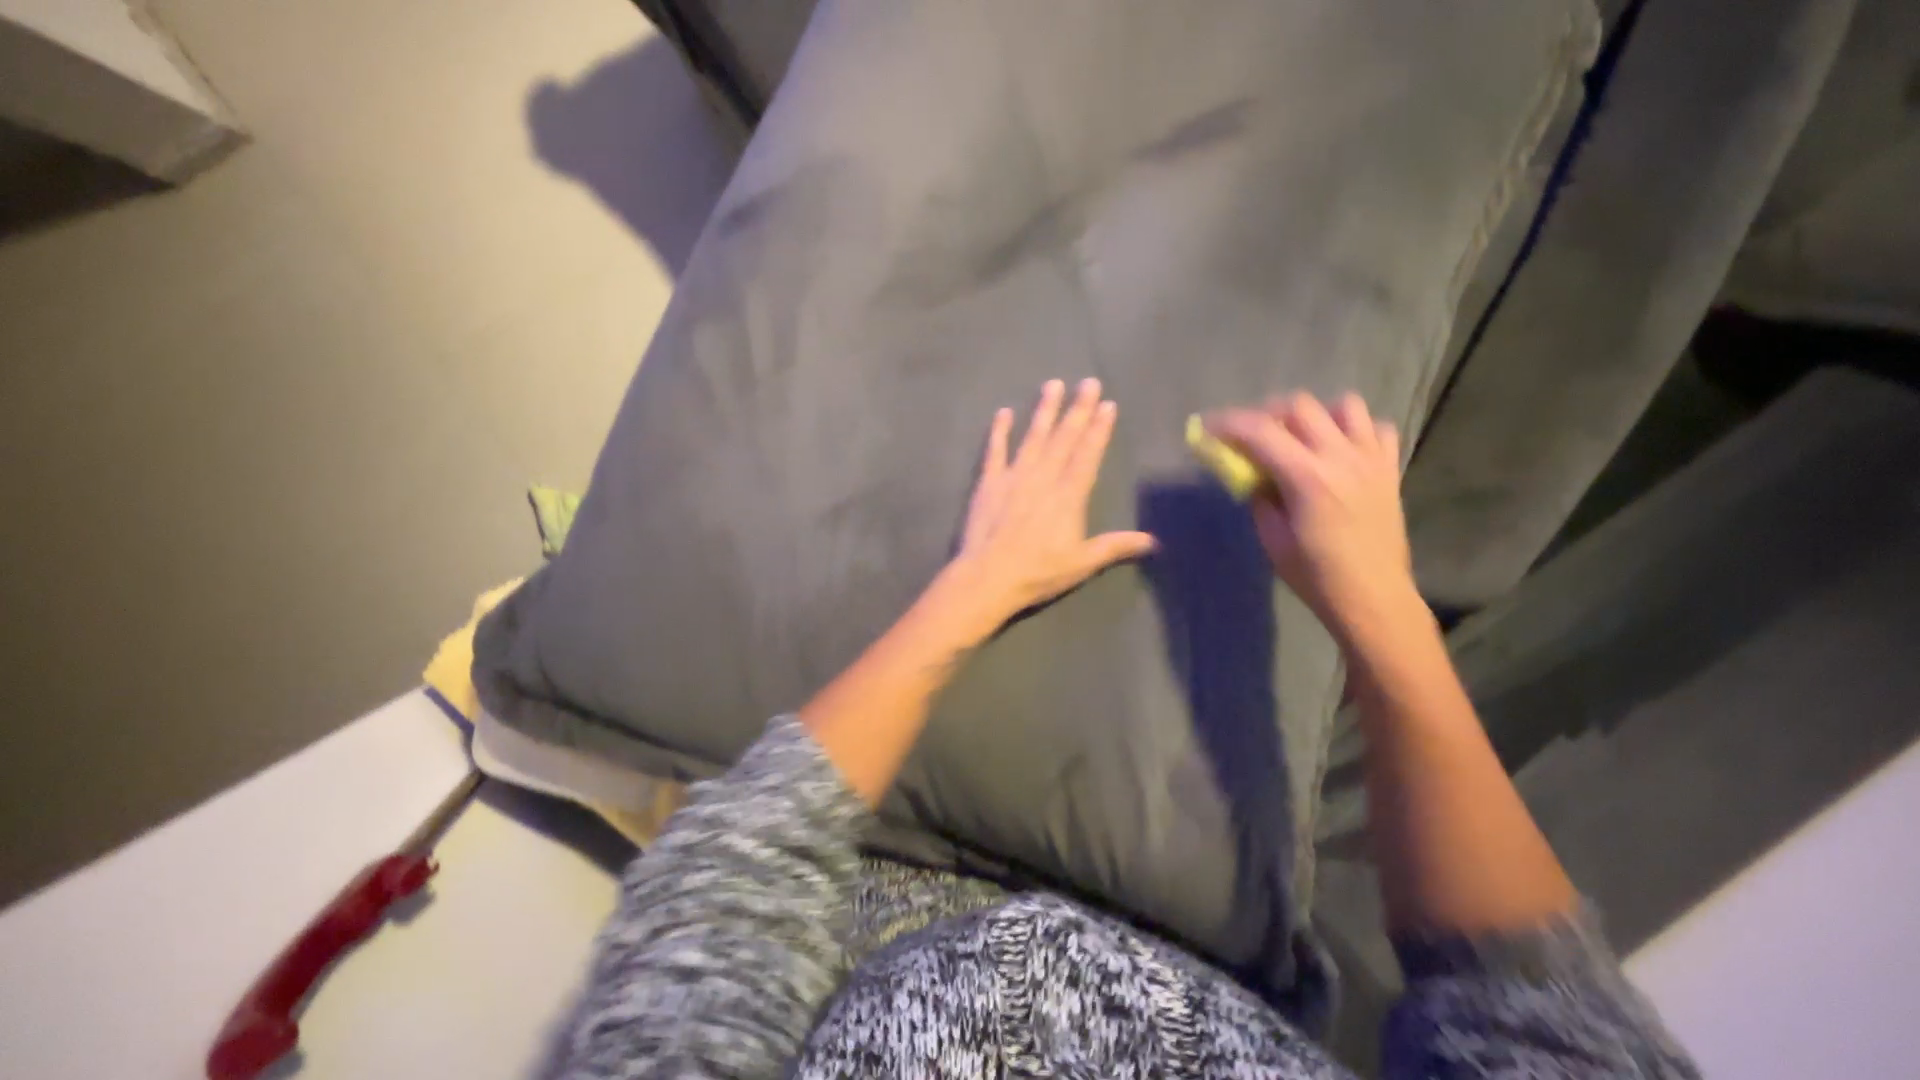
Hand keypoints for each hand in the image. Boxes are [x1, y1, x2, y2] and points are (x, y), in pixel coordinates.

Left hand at [937, 378, 1155, 635]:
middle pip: (1064, 438)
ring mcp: (1014, 476)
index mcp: (1069, 495)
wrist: (987, 577)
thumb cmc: (1038, 572)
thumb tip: (1153, 541)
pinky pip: (995, 451)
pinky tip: (1004, 412)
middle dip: (1078, 409)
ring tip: (1053, 385)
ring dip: (1044, 410)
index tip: (1107, 404)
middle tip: (1088, 382)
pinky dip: (999, 431)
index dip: (1099, 429)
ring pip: (1033, 437)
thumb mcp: (1082, 563)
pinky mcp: (988, 483)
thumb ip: (1116, 546)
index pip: (1088, 454)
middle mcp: (1044, 478)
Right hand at [1208, 392, 1416, 639]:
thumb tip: (1253, 474)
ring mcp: (1371, 459)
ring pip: (1344, 405)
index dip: (1227, 424)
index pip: (1260, 431)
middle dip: (1267, 415)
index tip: (1207, 428)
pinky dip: (1355, 431)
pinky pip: (1376, 428)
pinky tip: (1341, 451)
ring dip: (1316, 416)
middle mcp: (1341, 457)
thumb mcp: (1273, 540)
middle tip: (1252, 437)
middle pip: (1299, 406)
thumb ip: (1260, 498)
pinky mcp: (1390, 469)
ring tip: (1302, 438)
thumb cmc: (1316, 577)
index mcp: (1307, 478)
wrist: (1374, 598)